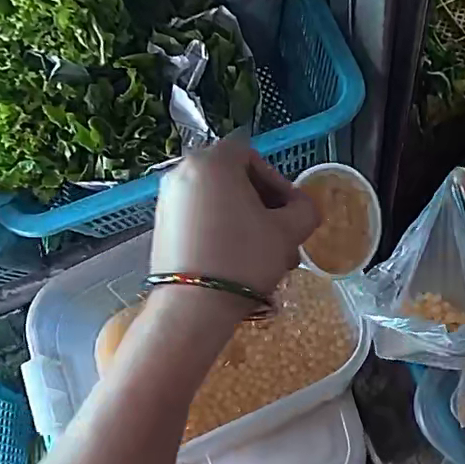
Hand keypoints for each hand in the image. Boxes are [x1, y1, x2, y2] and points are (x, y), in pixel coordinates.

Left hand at [152, 131, 319, 306]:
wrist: (193, 307)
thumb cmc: (244, 259)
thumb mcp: (288, 232)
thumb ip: (304, 209)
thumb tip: (301, 207)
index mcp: (212, 162)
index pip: (252, 156)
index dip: (278, 182)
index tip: (291, 211)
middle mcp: (183, 173)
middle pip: (233, 180)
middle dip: (264, 206)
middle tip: (283, 235)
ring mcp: (167, 201)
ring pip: (218, 203)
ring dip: (246, 223)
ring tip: (266, 255)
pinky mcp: (160, 229)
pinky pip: (199, 220)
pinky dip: (221, 232)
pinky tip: (238, 262)